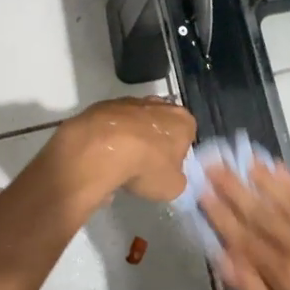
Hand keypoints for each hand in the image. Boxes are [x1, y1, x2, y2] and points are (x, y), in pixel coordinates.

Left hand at [59, 96, 196, 201]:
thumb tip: (172, 177)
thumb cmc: (146, 166)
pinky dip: (110, 136)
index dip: (177, 154)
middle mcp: (160, 104)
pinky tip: (103, 156)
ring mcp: (131, 102)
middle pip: (162, 124)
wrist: (102, 149)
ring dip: (131, 138)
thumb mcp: (172, 187)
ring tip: (119, 164)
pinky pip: (113, 123)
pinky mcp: (104, 104)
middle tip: (144, 165)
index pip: (187, 136)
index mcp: (183, 120)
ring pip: (136, 122)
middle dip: (154, 142)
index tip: (166, 169)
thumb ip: (177, 179)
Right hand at [201, 162, 289, 289]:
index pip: (245, 238)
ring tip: (242, 160)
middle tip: (214, 165)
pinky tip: (281, 171)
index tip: (202, 192)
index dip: (221, 215)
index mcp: (287, 275)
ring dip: (263, 180)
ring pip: (288, 201)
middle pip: (263, 213)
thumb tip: (224, 259)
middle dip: (236, 188)